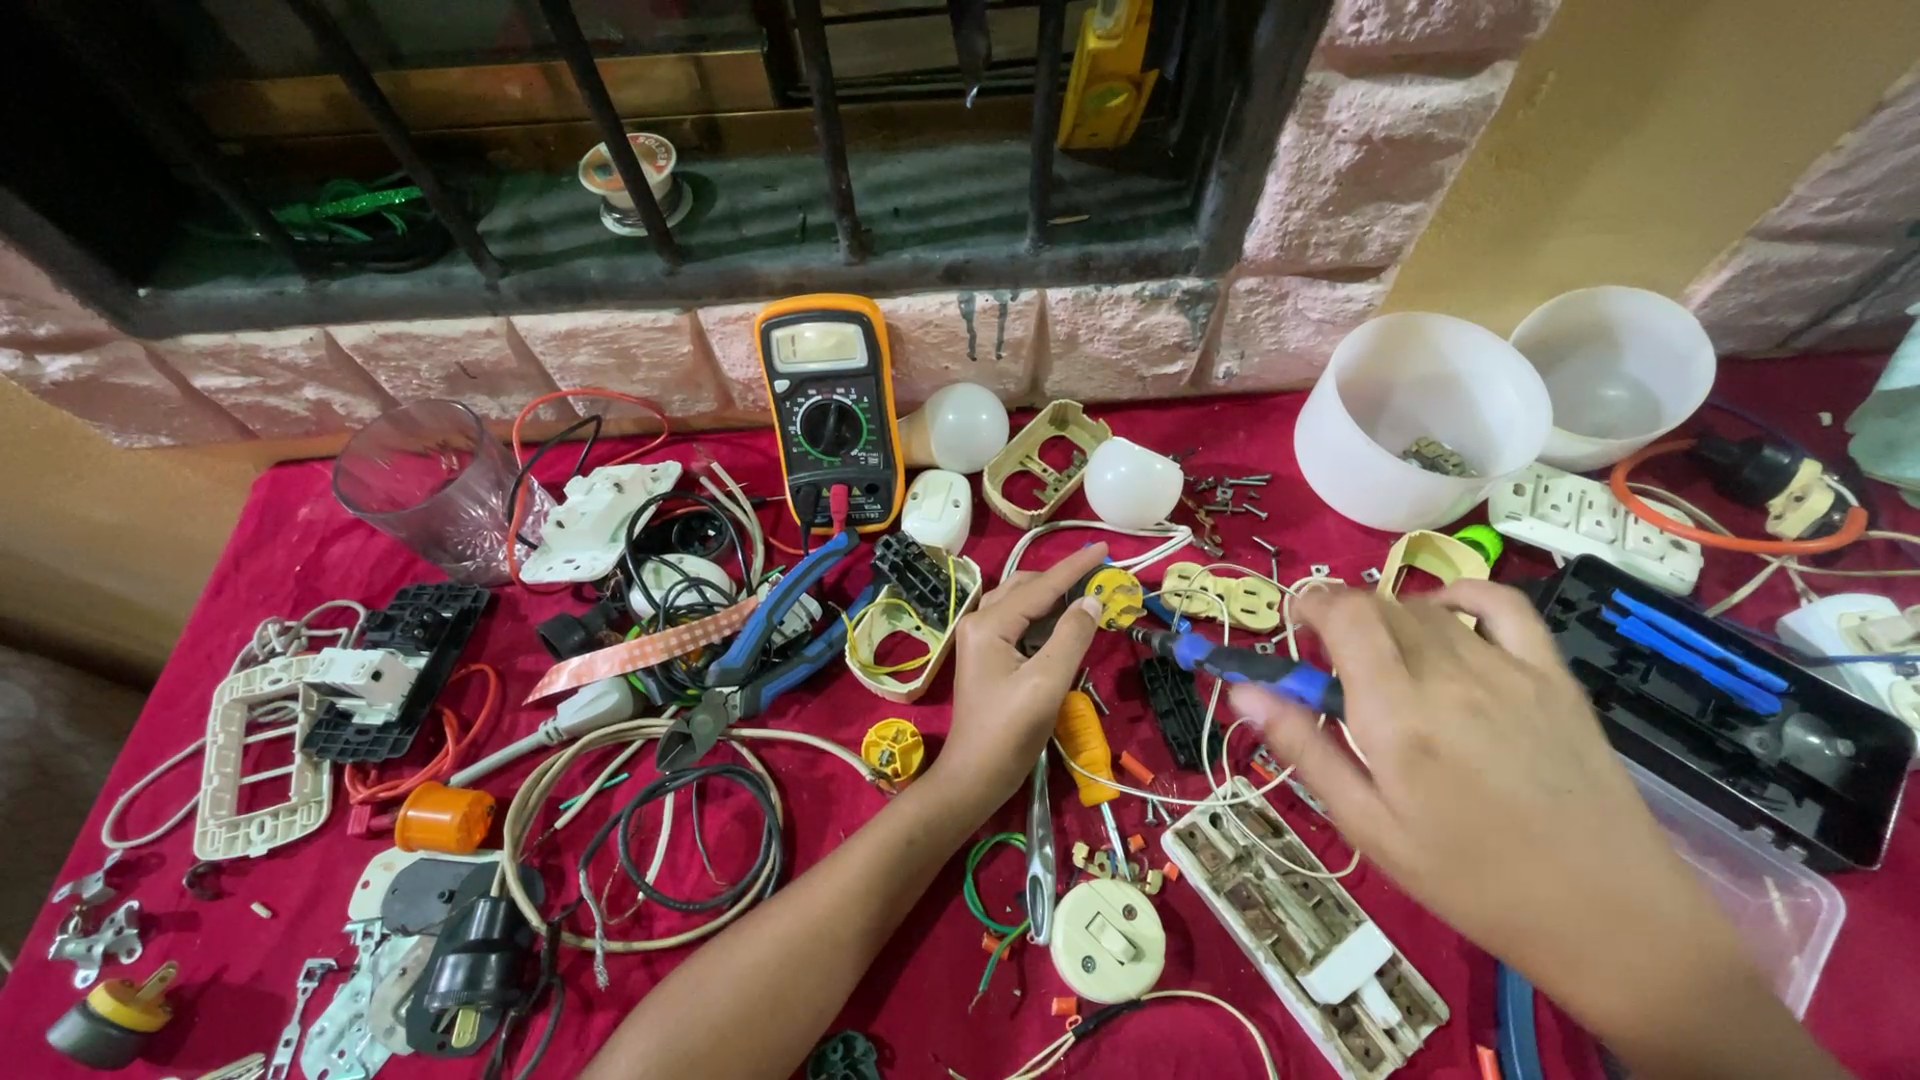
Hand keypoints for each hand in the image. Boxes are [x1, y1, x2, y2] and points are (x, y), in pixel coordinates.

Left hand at [928, 543, 1109, 810]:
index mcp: (989, 624)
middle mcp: (979, 622)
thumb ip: (1071, 637)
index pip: (1040, 586)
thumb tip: (1091, 600)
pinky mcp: (987, 656)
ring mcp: (980, 639)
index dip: (1075, 567)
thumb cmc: (1009, 732)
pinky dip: (1044, 616)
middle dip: (1063, 578)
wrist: (974, 775)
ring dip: (1053, 595)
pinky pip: (1018, 622)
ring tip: (1087, 591)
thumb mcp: (1047, 683)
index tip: (1104, 549)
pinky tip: (1065, 622)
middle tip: (1100, 574)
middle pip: (1027, 586)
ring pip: (1021, 602)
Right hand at [1229, 582, 1762, 1035]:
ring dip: (1389, 618)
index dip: (1310, 604)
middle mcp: (1449, 676)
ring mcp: (1508, 670)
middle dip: (1341, 617)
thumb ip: (1304, 748)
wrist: (1606, 915)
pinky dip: (1462, 595)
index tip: (1293, 627)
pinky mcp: (1553, 677)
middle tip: (1331, 661)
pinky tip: (1445, 617)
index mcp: (1396, 716)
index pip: (1345, 615)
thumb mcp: (1368, 825)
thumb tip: (1243, 690)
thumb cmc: (1468, 880)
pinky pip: (1504, 606)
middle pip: (1380, 606)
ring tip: (1383, 659)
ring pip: (1427, 609)